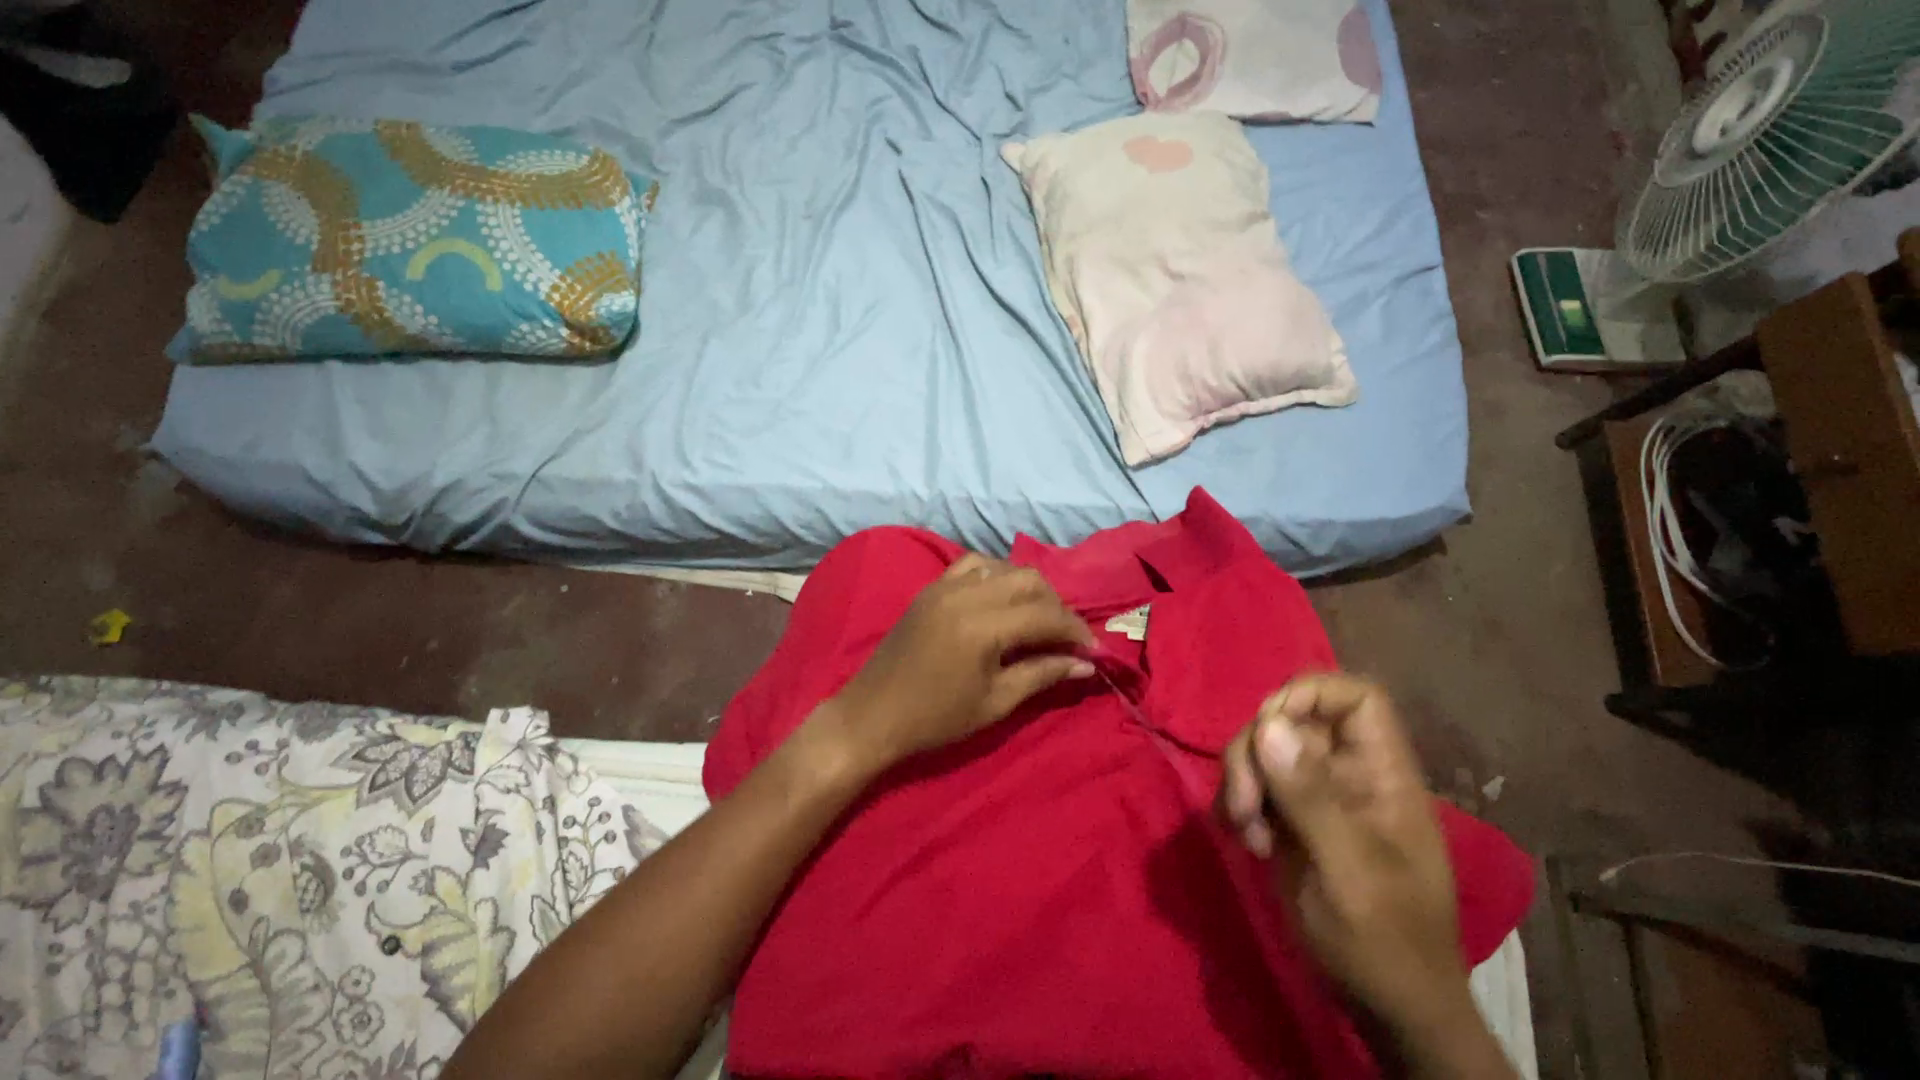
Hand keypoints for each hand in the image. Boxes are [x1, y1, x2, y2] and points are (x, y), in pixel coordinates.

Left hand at [817, 554, 1097, 773]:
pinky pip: (973, 565)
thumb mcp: (996, 702)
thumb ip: (1042, 675)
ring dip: (1029, 588)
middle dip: (1056, 606)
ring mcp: (944, 586)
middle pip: (1030, 580)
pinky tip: (1002, 599)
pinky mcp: (930, 588)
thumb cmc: (935, 719)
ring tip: (1037, 620)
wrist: (872, 715)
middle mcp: (965, 595)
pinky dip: (996, 575)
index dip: (1075, 631)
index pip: (1045, 614)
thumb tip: (1086, 664)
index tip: (1093, 650)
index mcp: (982, 627)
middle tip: (1066, 638)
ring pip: (1004, 567)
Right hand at [1217, 675, 1473, 1040]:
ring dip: (1241, 783)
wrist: (1390, 1012)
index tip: (1269, 728)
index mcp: (1383, 777)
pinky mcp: (1290, 826)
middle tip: (1245, 806)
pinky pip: (1253, 790)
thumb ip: (1310, 798)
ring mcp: (1317, 802)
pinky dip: (1237, 807)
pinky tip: (1243, 843)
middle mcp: (1349, 778)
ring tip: (1246, 835)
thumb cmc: (1386, 944)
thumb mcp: (1349, 872)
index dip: (1309, 695)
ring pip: (1265, 754)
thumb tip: (1268, 724)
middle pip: (1292, 722)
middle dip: (1256, 753)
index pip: (1355, 699)